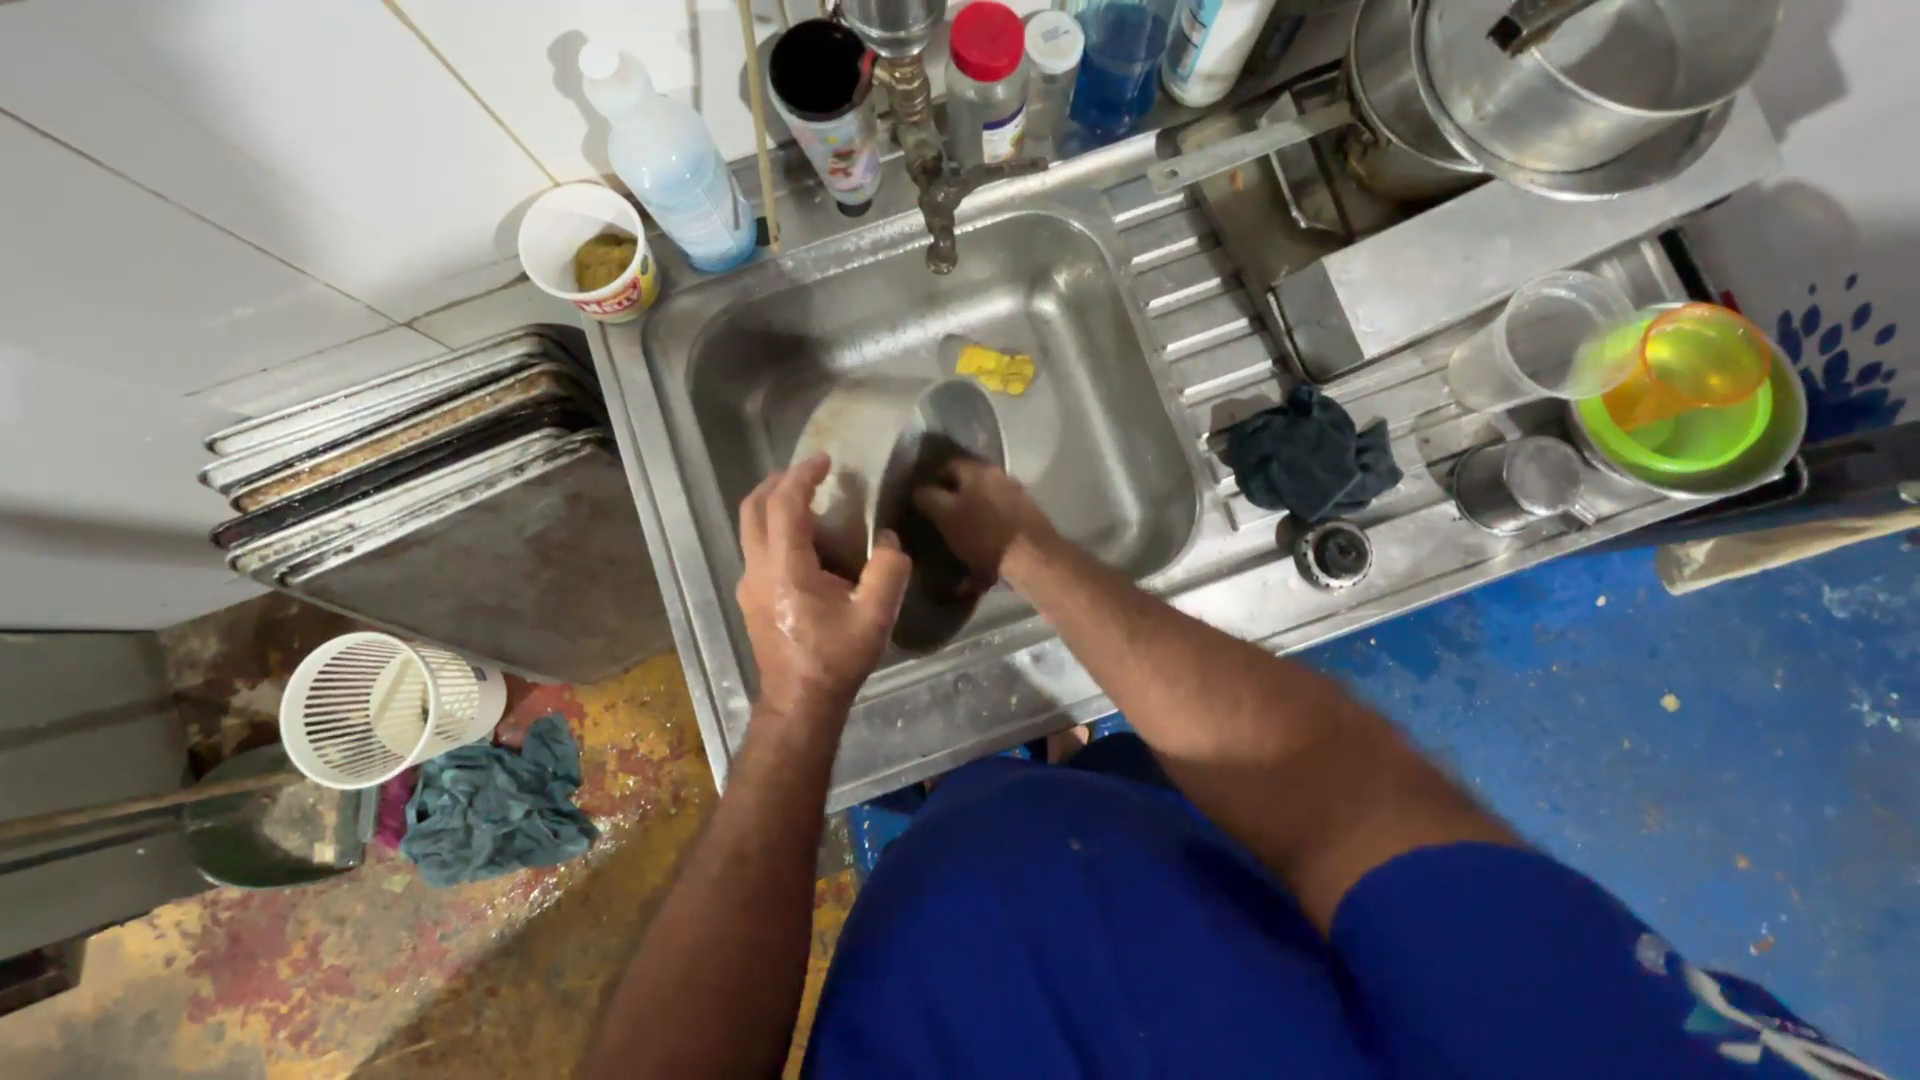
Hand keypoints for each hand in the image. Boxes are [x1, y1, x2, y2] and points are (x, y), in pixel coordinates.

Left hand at [737, 454, 911, 724]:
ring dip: (773, 505)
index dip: (802, 476)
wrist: (800, 703)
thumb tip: (889, 542)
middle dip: (778, 482)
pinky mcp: (751, 599)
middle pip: (753, 509)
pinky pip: (756, 548)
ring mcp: (749, 585)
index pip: (785, 505)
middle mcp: (757, 570)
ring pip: (749, 529)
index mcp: (785, 568)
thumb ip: (888, 571)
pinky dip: (774, 529)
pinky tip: (805, 543)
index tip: (825, 460)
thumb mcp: (875, 616)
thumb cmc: (836, 659)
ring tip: (808, 501)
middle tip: (809, 473)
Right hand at [912, 458, 1060, 583]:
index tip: (923, 503)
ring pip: (985, 505)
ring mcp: (1018, 497)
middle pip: (969, 485)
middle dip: (953, 502)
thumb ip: (928, 498)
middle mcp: (1000, 477)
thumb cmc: (983, 535)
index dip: (932, 482)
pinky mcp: (1029, 519)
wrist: (1033, 559)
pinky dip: (988, 537)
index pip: (948, 465)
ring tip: (960, 544)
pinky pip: (999, 524)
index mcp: (978, 470)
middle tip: (940, 523)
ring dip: (972, 521)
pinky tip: (981, 559)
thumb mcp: (945, 515)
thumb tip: (919, 491)